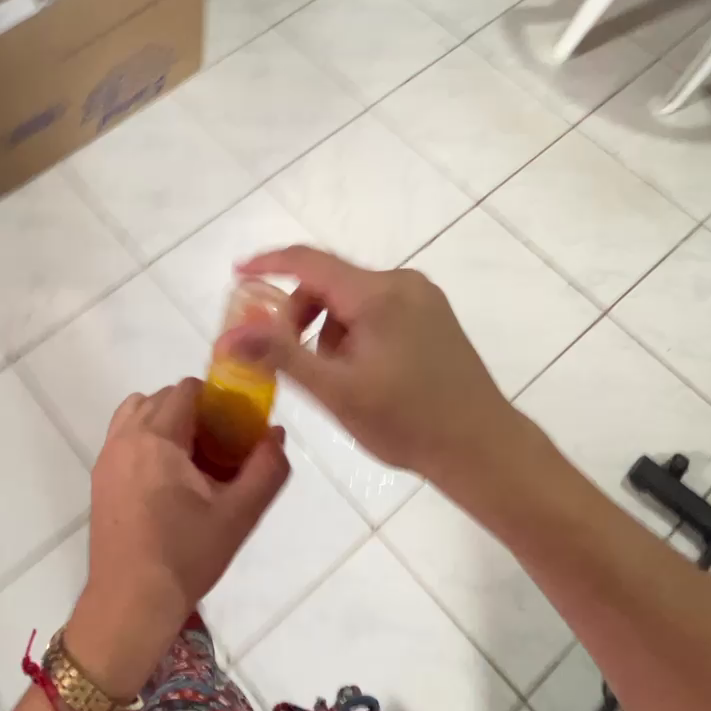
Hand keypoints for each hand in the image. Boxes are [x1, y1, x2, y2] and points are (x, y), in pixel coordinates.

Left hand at [66, 379, 288, 696]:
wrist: (131, 602)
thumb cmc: (186, 556)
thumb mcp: (239, 515)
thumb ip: (266, 469)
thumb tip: (275, 433)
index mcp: (157, 438)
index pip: (186, 389)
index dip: (216, 401)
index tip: (235, 428)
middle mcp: (125, 438)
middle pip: (162, 398)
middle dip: (194, 412)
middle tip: (219, 449)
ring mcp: (107, 457)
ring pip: (138, 413)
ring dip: (166, 422)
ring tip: (191, 461)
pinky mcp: (100, 478)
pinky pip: (124, 437)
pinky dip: (146, 441)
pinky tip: (168, 482)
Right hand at [227, 245, 534, 480]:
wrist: (482, 449)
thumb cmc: (406, 422)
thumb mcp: (334, 391)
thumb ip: (279, 355)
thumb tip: (228, 336)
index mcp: (378, 293)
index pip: (308, 261)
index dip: (267, 265)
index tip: (236, 277)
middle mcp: (402, 283)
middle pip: (328, 282)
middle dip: (298, 315)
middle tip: (285, 359)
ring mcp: (422, 298)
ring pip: (350, 299)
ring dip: (326, 330)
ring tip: (332, 378)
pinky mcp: (432, 316)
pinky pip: (374, 310)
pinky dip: (351, 333)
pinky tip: (359, 373)